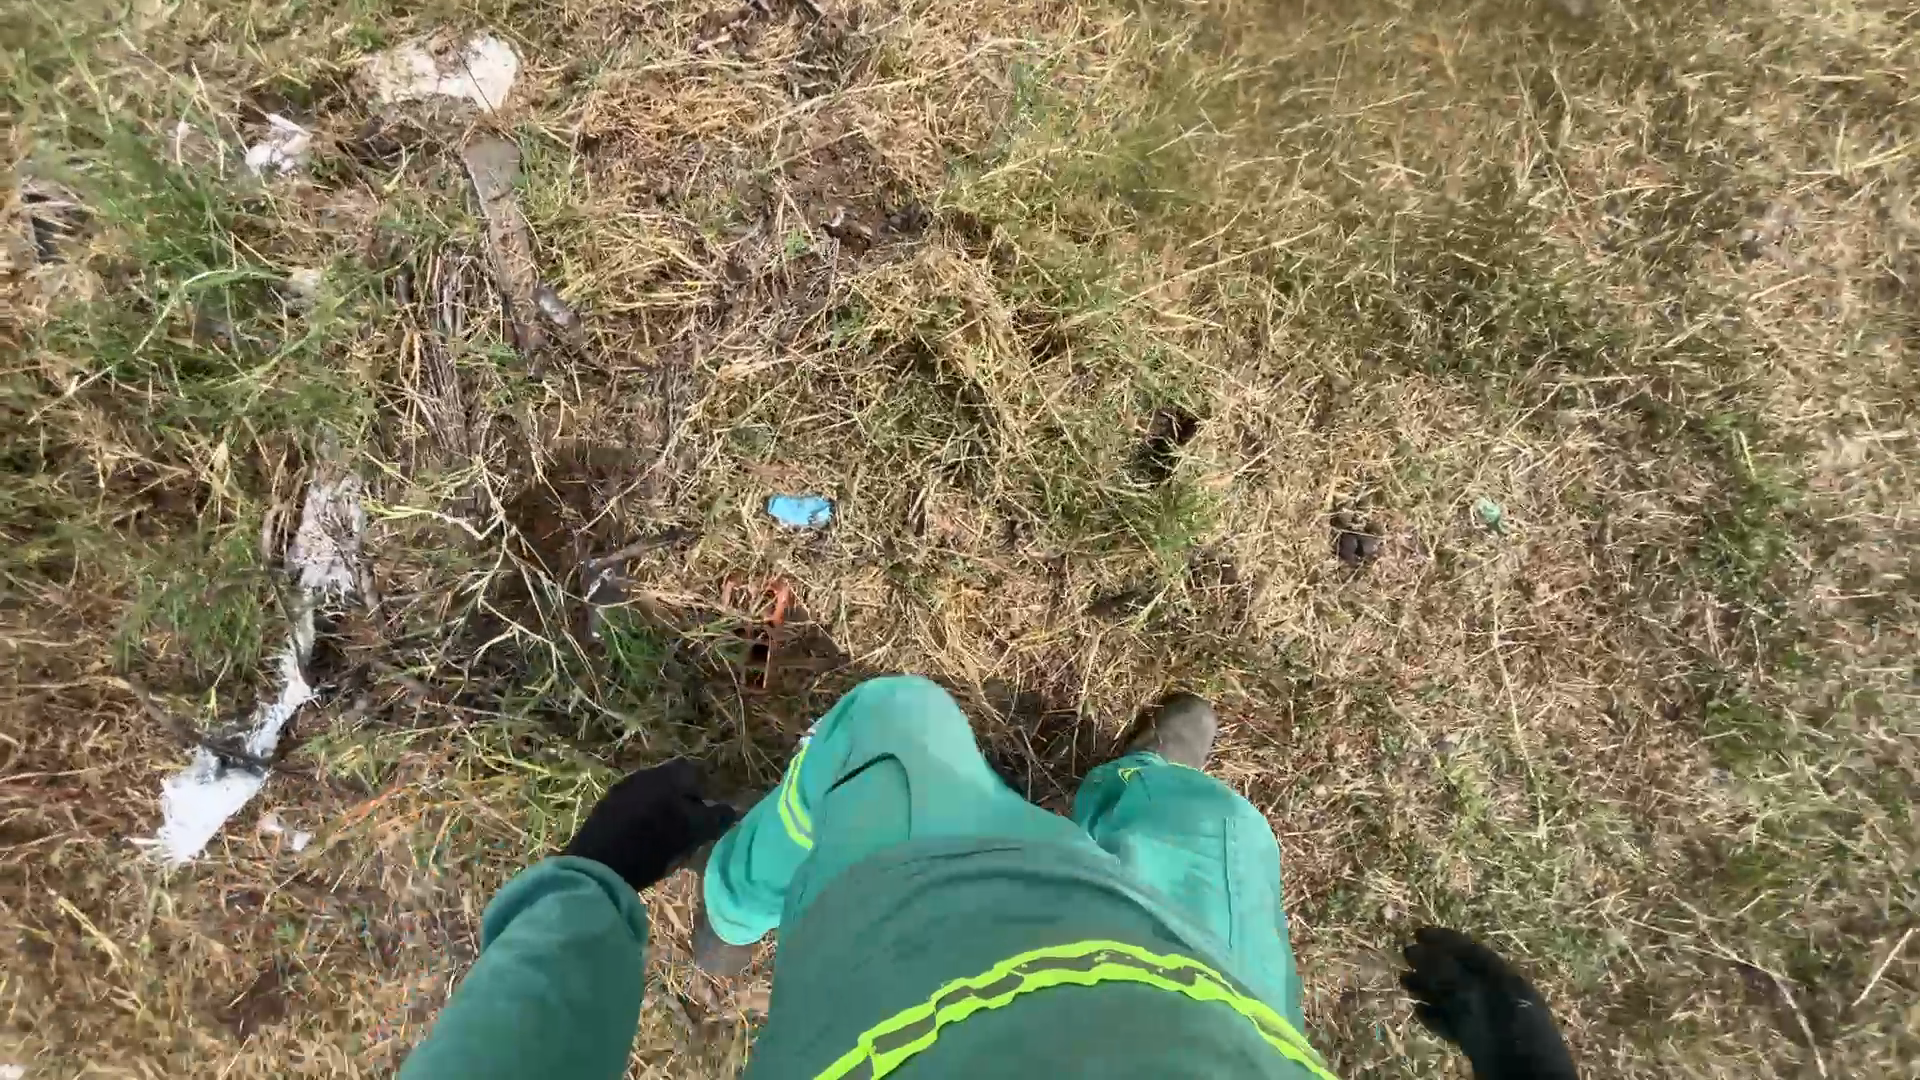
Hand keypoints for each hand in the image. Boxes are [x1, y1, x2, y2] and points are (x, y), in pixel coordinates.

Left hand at [563, 759, 737, 891]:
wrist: (598, 868)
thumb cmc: (654, 844)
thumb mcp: (694, 832)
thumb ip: (716, 818)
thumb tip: (731, 810)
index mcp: (669, 775)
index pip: (696, 772)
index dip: (705, 790)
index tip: (707, 812)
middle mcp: (645, 774)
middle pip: (672, 780)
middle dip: (683, 798)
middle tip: (688, 823)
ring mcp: (621, 789)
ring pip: (651, 792)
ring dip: (661, 807)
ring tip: (664, 832)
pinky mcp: (603, 808)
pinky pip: (632, 805)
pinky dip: (641, 816)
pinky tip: (641, 837)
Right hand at [1400, 926, 1576, 1079]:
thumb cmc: (1500, 1032)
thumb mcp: (1469, 996)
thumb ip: (1441, 971)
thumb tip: (1413, 950)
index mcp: (1504, 979)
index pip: (1470, 949)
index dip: (1442, 939)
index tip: (1415, 934)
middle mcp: (1500, 996)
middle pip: (1460, 972)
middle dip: (1430, 965)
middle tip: (1405, 960)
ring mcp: (1494, 1020)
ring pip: (1455, 996)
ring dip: (1429, 989)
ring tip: (1406, 986)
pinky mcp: (1486, 1042)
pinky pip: (1458, 1021)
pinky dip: (1438, 1015)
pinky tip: (1420, 1012)